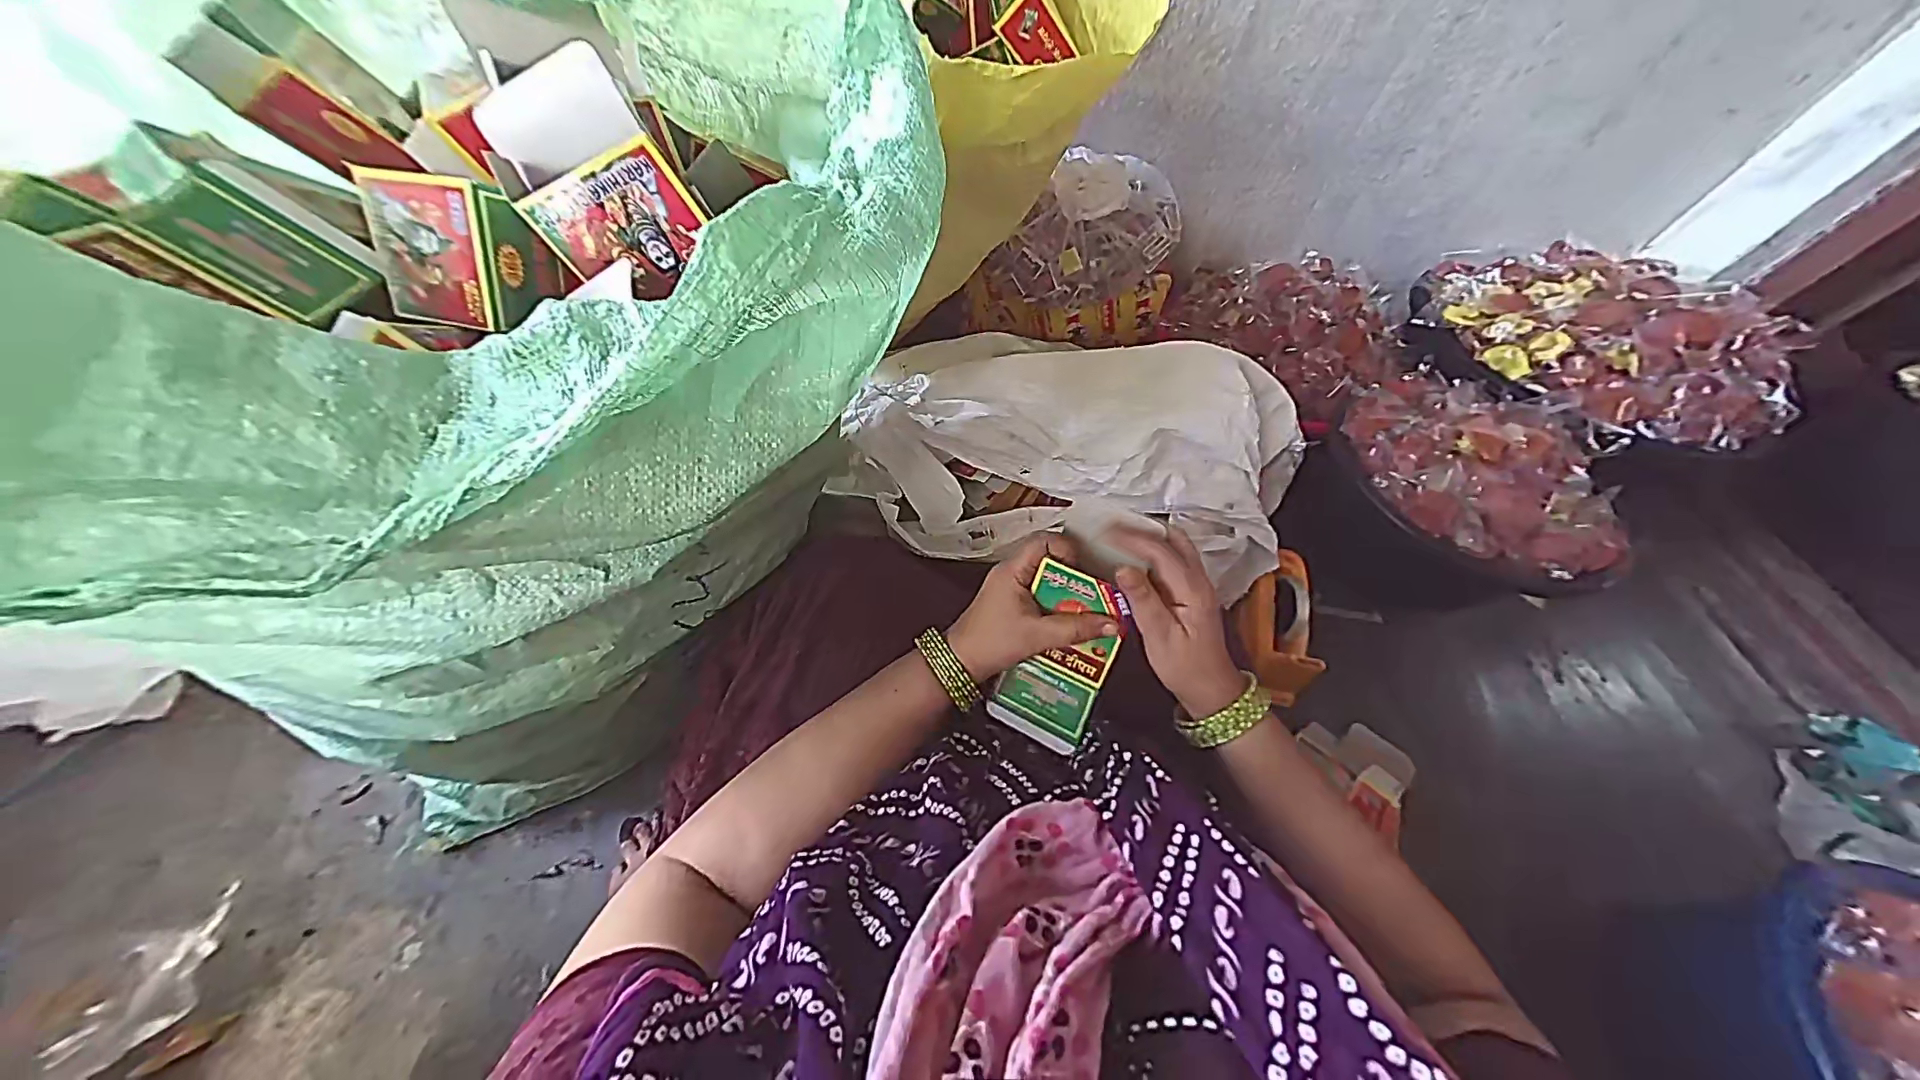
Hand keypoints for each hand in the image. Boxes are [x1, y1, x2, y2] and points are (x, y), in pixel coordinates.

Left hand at [946, 534, 1119, 681]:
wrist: (960, 664)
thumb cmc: (985, 643)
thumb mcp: (1037, 636)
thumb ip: (1075, 629)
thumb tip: (1107, 623)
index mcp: (1012, 570)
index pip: (1045, 540)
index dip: (1068, 550)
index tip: (1084, 571)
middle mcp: (1011, 574)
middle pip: (1051, 563)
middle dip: (1074, 581)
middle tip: (1090, 597)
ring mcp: (1011, 589)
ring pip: (1048, 583)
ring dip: (1067, 598)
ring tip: (1083, 614)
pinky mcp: (1013, 605)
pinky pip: (1042, 598)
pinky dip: (1056, 610)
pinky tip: (1066, 627)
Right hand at [1109, 527, 1244, 717]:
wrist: (1212, 690)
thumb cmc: (1185, 667)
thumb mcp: (1159, 636)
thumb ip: (1142, 600)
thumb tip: (1123, 568)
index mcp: (1191, 589)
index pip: (1160, 551)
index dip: (1132, 538)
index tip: (1105, 532)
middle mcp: (1198, 580)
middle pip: (1173, 540)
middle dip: (1142, 530)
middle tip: (1111, 528)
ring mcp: (1198, 585)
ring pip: (1176, 547)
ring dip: (1149, 537)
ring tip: (1120, 537)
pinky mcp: (1192, 593)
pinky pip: (1173, 560)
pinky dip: (1154, 552)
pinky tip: (1135, 559)